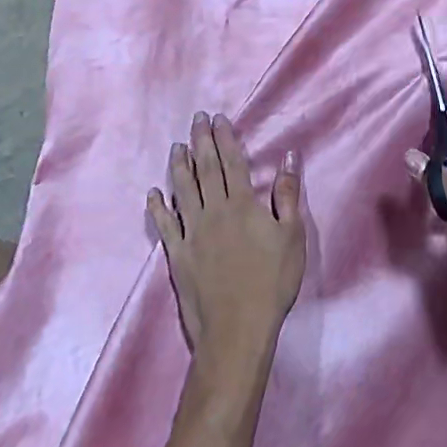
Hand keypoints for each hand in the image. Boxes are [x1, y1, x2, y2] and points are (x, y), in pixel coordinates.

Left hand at [149, 113, 306, 375]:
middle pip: (206, 169)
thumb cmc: (272, 282)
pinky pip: (165, 225)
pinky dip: (158, 207)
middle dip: (201, 142)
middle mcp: (214, 211)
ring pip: (183, 191)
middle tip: (196, 119)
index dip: (225, 139)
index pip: (232, 163)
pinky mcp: (178, 255)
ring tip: (176, 146)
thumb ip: (287, 195)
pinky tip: (154, 193)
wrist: (238, 328)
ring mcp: (193, 233)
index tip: (218, 119)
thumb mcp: (292, 236)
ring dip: (179, 166)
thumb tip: (288, 157)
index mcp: (243, 205)